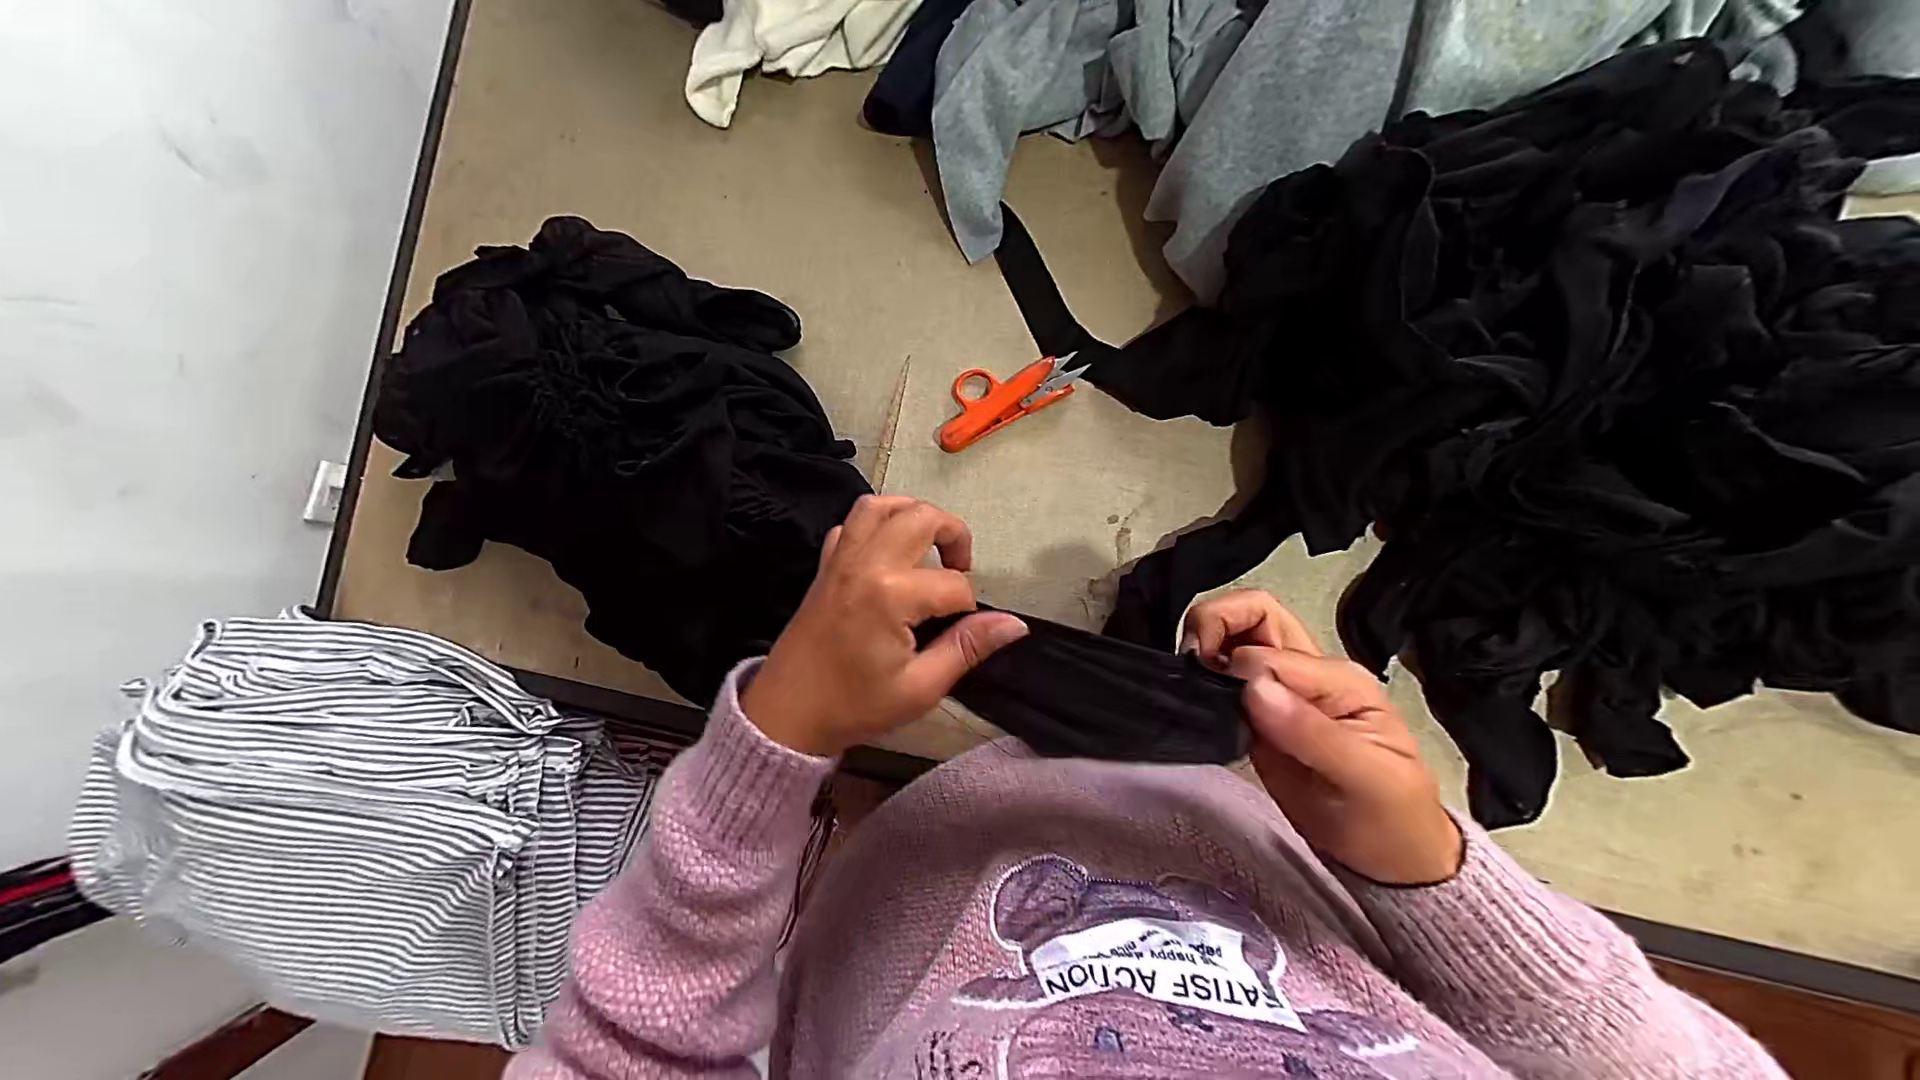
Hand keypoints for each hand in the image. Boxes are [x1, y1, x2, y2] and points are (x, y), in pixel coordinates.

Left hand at [742, 496, 1028, 756]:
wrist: (787, 715)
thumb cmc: (855, 705)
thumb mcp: (921, 687)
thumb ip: (968, 647)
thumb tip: (1015, 624)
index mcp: (890, 595)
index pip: (953, 585)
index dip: (969, 608)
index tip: (960, 634)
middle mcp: (866, 563)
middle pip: (922, 517)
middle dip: (954, 534)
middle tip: (961, 567)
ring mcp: (841, 559)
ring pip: (881, 505)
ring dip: (913, 514)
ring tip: (930, 544)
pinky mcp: (825, 565)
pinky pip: (851, 524)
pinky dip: (876, 524)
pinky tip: (888, 552)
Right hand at [1184, 591, 1461, 884]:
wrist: (1386, 860)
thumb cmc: (1389, 819)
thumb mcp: (1367, 779)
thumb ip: (1310, 731)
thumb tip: (1252, 686)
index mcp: (1336, 677)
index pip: (1270, 648)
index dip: (1237, 666)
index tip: (1223, 702)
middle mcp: (1304, 672)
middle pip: (1252, 612)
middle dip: (1213, 622)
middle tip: (1193, 664)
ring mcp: (1277, 690)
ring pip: (1233, 634)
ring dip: (1204, 642)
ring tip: (1190, 681)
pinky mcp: (1253, 712)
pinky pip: (1219, 672)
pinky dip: (1199, 672)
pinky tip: (1193, 697)